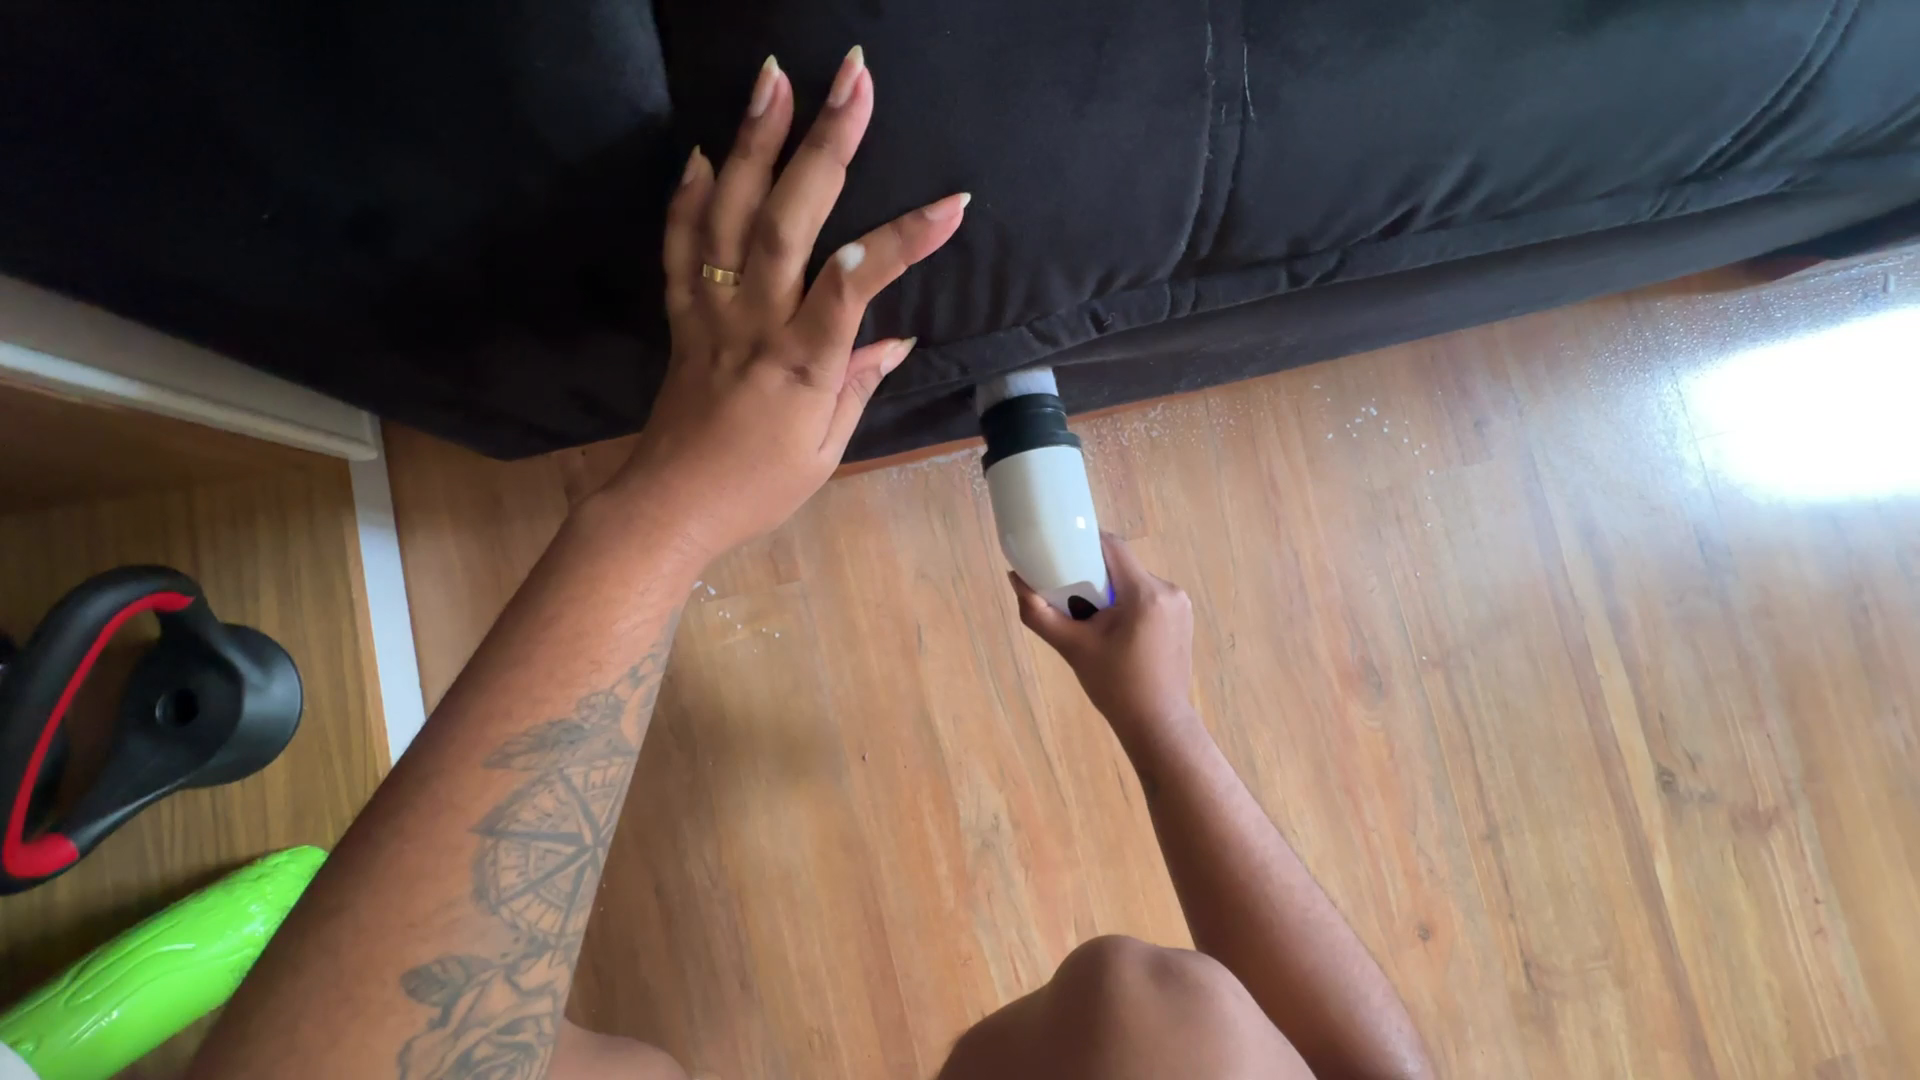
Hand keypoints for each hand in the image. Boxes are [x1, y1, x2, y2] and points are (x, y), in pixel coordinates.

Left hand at [608, 48, 968, 557]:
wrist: (671, 504)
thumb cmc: (757, 487)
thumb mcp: (825, 450)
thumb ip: (857, 385)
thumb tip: (894, 340)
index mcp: (800, 366)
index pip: (854, 287)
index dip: (904, 241)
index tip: (952, 206)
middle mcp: (753, 326)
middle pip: (786, 223)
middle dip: (824, 146)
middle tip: (852, 81)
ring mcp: (709, 315)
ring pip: (728, 217)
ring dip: (753, 143)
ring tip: (774, 80)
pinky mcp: (680, 317)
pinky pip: (680, 248)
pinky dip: (689, 197)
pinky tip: (704, 153)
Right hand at [1011, 533, 1197, 738]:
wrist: (1157, 722)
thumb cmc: (1114, 686)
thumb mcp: (1071, 647)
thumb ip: (1039, 612)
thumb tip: (1016, 579)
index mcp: (1144, 593)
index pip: (1111, 546)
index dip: (1084, 544)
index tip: (1062, 553)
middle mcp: (1168, 590)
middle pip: (1122, 565)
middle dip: (1095, 574)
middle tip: (1072, 595)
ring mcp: (1180, 604)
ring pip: (1135, 581)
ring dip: (1113, 591)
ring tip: (1093, 618)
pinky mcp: (1183, 618)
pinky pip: (1149, 597)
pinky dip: (1130, 604)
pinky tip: (1117, 630)